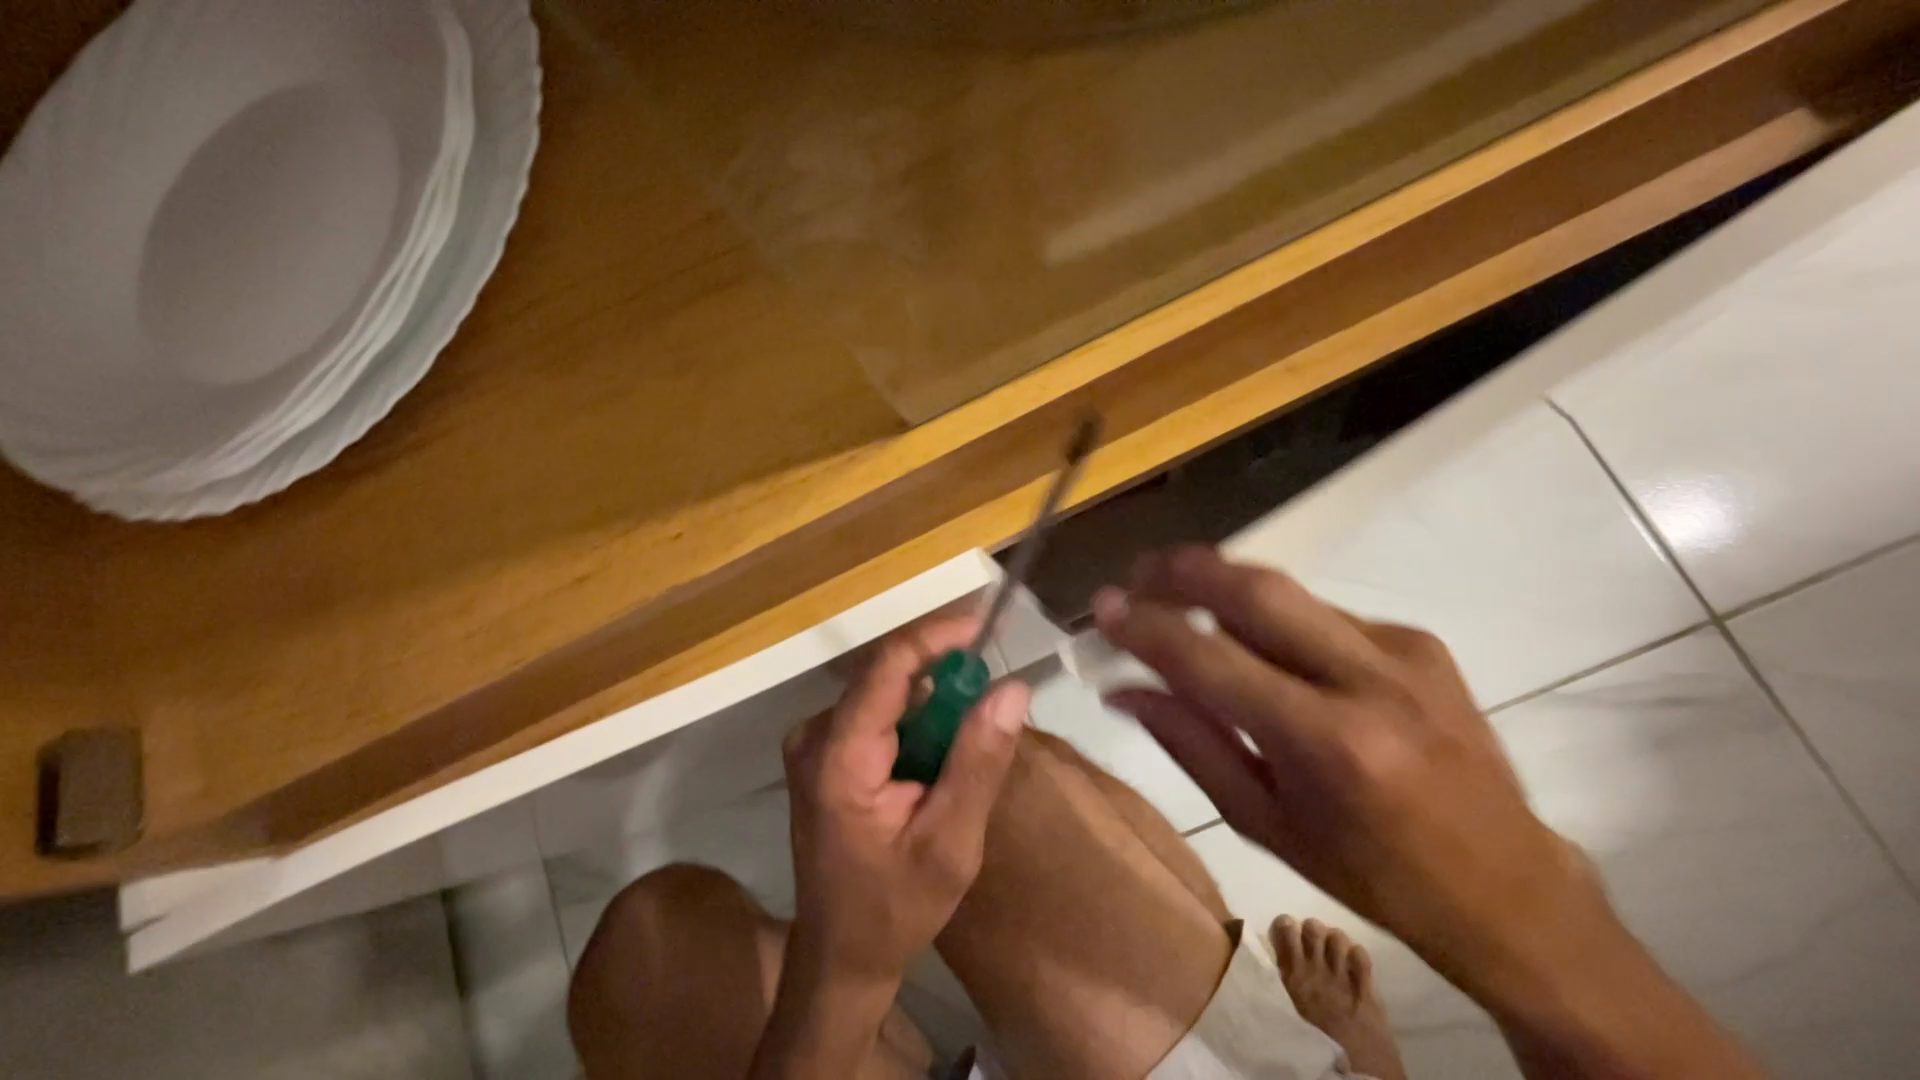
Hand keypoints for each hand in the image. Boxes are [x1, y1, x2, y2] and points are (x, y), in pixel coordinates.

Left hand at [783, 615, 1031, 985]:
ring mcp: (815, 745)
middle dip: (945, 674)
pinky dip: (916, 723)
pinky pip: (877, 716)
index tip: (988, 624)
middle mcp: (816, 736)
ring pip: (886, 694)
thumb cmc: (895, 907)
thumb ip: (978, 762)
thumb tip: (1012, 689)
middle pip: (887, 675)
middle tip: (995, 689)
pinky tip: (940, 758)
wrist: (840, 956)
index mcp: (838, 755)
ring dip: (934, 703)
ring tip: (972, 735)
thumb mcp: (950, 842)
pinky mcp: (824, 757)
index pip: (888, 666)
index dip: (938, 635)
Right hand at [1094, 546, 1607, 997]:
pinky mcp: (1422, 640)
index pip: (1212, 661)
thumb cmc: (1371, 873)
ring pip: (1289, 593)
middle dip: (1183, 571)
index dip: (1147, 628)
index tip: (1102, 609)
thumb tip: (1124, 689)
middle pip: (1258, 592)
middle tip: (1134, 574)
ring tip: (1173, 596)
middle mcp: (1371, 680)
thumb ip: (1191, 744)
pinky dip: (1274, 619)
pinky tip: (1255, 643)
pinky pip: (1323, 614)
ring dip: (1222, 588)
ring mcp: (1404, 651)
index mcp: (1329, 744)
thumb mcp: (1265, 824)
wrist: (1506, 882)